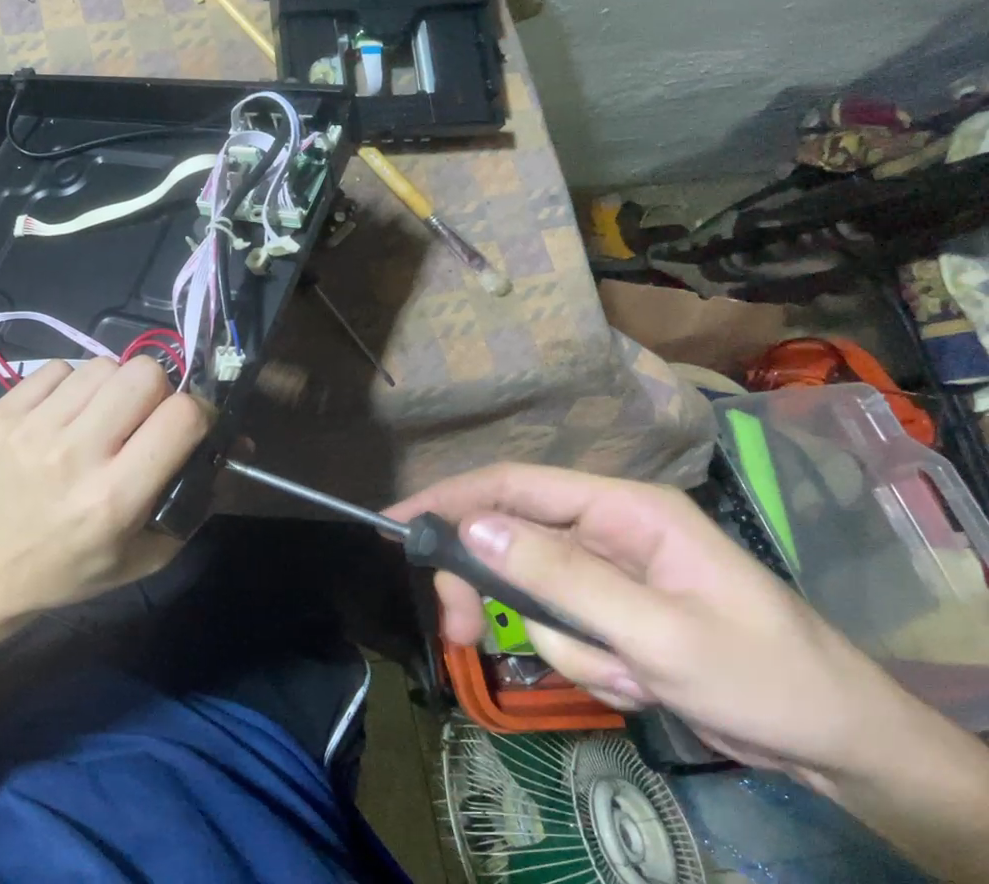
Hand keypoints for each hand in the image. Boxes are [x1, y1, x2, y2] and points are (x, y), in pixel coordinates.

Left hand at [0, 358, 209, 626]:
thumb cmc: (73, 568)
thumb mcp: (147, 554)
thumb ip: (196, 498)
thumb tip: (236, 442)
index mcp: (114, 498)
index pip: (181, 416)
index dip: (198, 412)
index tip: (190, 425)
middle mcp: (73, 456)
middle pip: (142, 373)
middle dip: (156, 390)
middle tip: (143, 417)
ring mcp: (31, 431)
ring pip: (100, 365)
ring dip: (112, 387)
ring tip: (100, 418)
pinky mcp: (0, 415)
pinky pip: (56, 368)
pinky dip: (70, 386)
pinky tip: (64, 416)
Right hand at [390, 464, 952, 786]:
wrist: (840, 747)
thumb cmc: (765, 676)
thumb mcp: (660, 633)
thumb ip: (563, 578)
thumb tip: (472, 528)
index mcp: (625, 510)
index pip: (512, 486)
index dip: (447, 499)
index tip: (394, 527)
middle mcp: (608, 532)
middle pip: (508, 543)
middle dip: (490, 593)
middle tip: (460, 634)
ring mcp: (608, 576)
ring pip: (532, 599)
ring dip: (566, 647)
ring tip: (629, 676)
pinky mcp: (610, 616)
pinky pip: (560, 632)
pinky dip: (587, 665)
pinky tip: (639, 682)